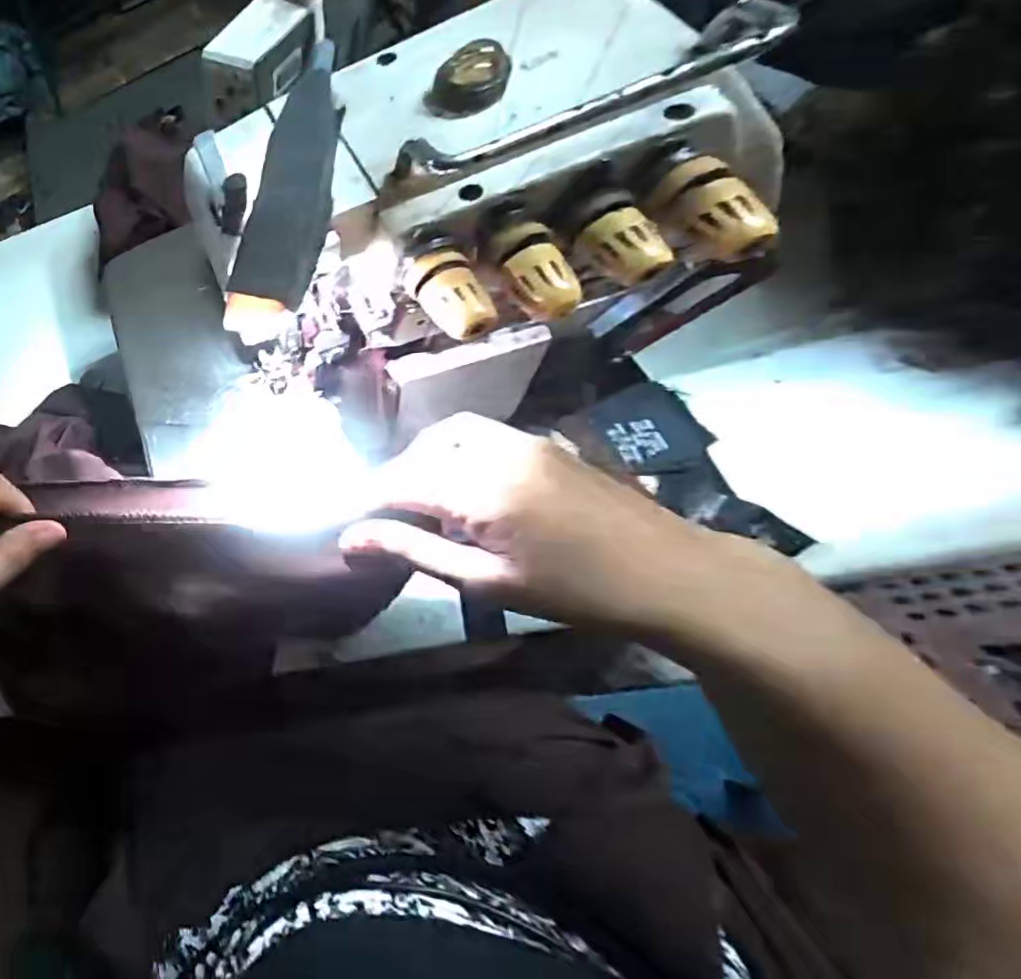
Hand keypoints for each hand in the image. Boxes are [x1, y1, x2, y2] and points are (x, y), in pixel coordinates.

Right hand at [339, 412, 800, 640]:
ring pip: (447, 433)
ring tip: (423, 498)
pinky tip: (466, 485)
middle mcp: (495, 451)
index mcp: (478, 489)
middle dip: (392, 482)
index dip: (364, 504)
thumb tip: (349, 539)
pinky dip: (455, 450)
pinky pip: (480, 432)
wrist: (676, 575)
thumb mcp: (485, 581)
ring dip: (422, 459)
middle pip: (417, 453)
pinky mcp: (545, 441)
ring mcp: (524, 439)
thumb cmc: (575, 591)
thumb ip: (412, 551)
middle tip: (387, 520)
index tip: (347, 526)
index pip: (394, 484)